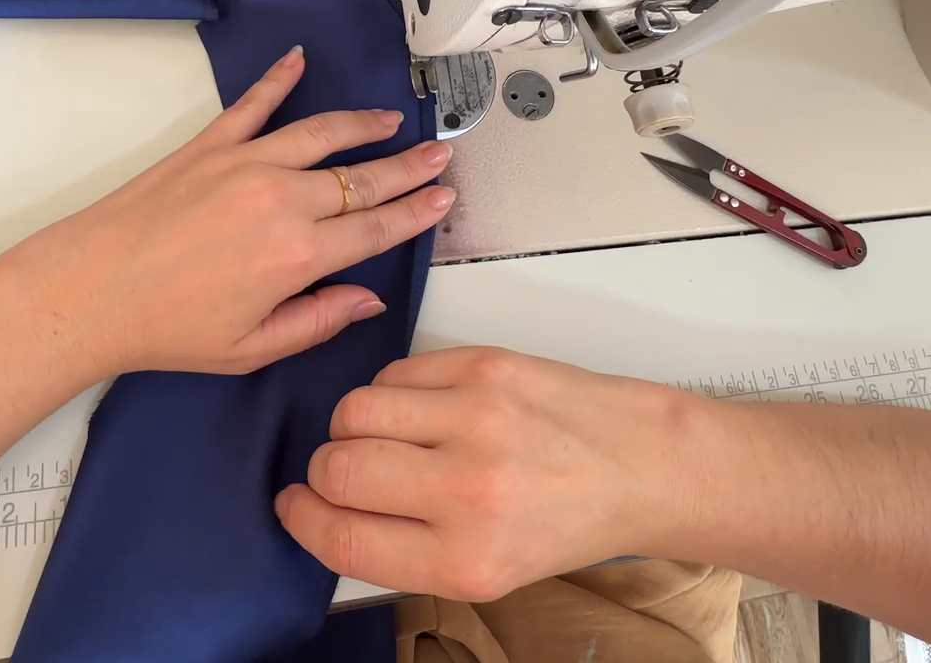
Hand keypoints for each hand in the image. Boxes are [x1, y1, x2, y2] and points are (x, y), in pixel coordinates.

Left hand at [0, 45, 453, 377]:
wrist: (89, 290)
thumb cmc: (169, 329)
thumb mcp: (253, 346)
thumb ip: (320, 319)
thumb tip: (370, 297)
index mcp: (300, 255)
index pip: (378, 228)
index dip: (417, 211)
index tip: (444, 195)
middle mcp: (284, 199)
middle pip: (363, 178)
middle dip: (408, 165)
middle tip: (439, 151)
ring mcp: (247, 163)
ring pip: (322, 133)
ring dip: (362, 123)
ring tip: (391, 117)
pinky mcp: (211, 145)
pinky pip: (253, 104)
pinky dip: (277, 79)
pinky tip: (297, 58)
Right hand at [274, 347, 701, 600]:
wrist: (635, 461)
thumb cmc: (562, 519)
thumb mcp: (487, 567)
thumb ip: (404, 545)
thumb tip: (326, 506)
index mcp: (467, 559)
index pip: (345, 539)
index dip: (303, 519)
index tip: (294, 504)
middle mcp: (468, 489)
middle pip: (339, 467)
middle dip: (324, 470)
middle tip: (343, 469)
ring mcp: (474, 416)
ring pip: (355, 408)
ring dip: (352, 424)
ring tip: (385, 433)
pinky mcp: (481, 363)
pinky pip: (394, 372)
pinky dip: (392, 391)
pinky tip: (422, 406)